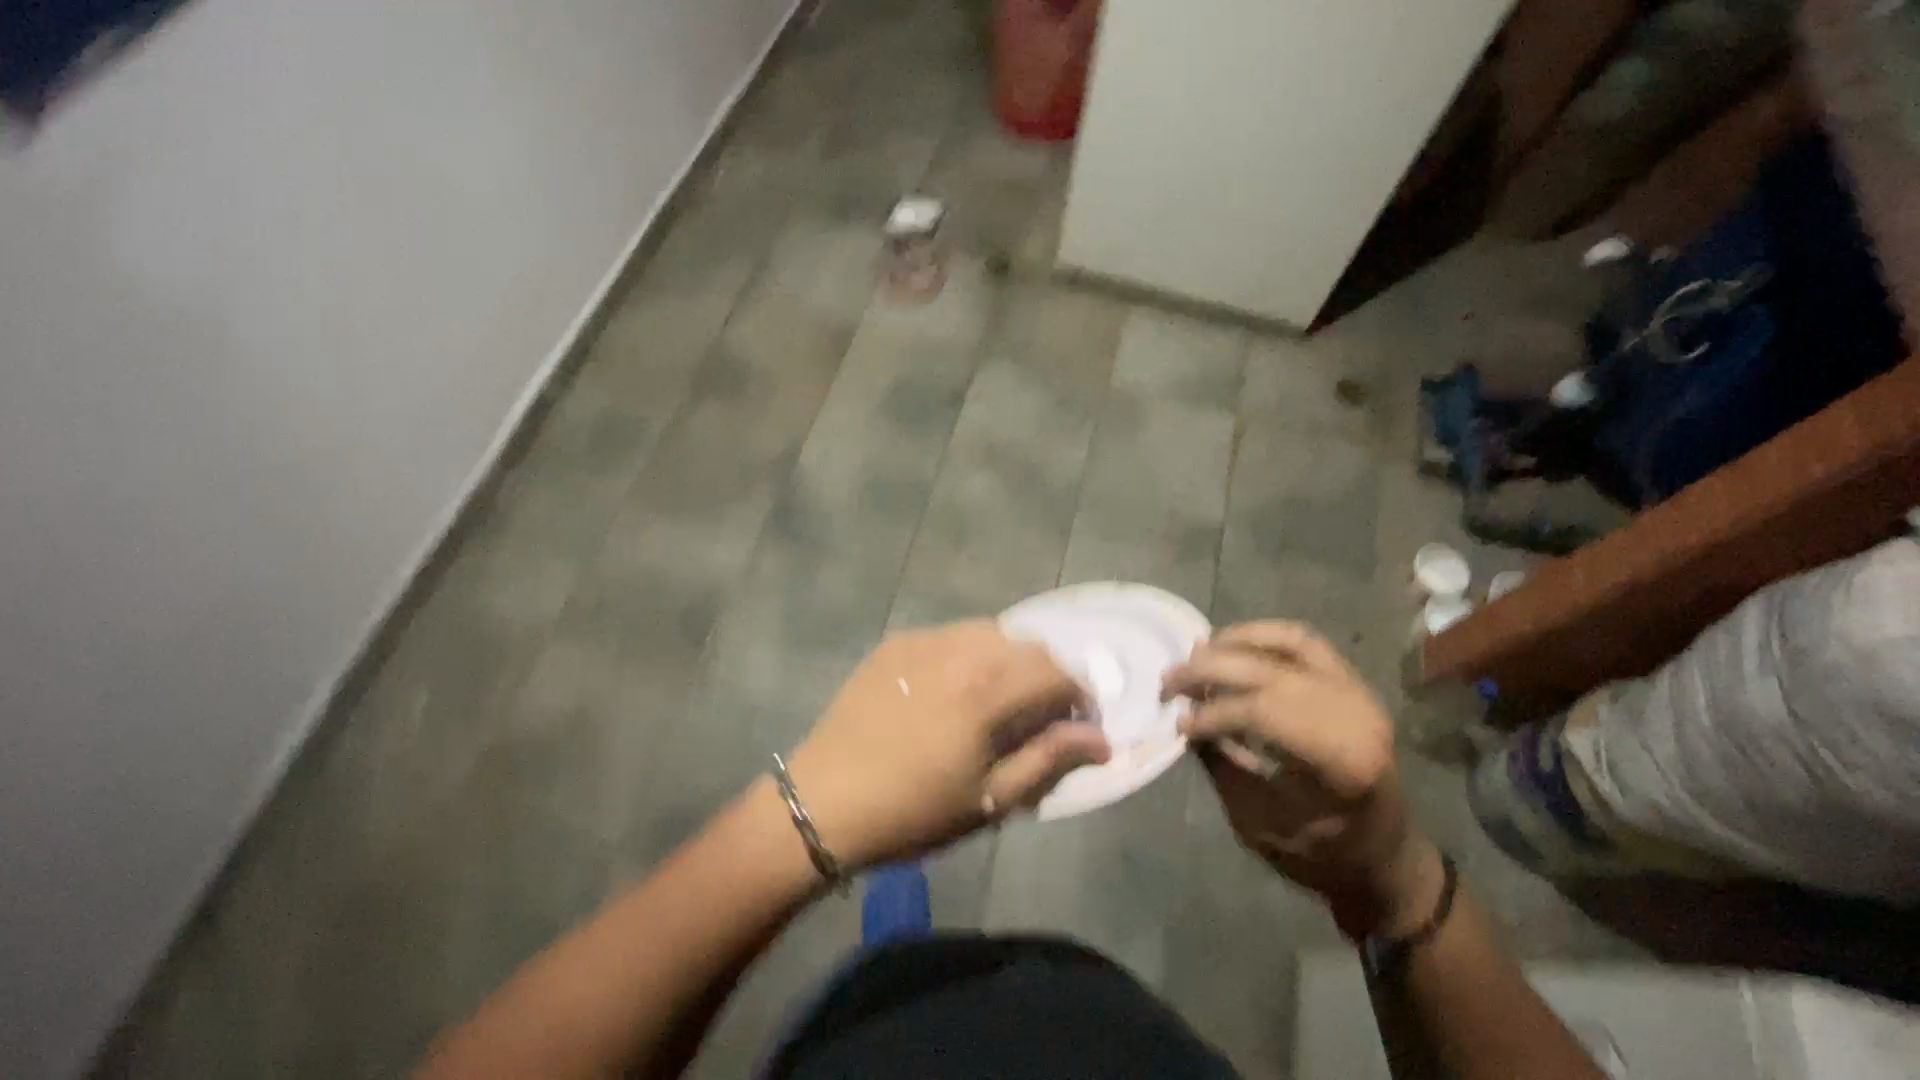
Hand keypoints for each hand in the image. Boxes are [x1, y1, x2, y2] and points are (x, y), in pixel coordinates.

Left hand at [786, 621, 1110, 870]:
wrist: (824, 803)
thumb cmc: (914, 811)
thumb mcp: (990, 798)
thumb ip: (1049, 760)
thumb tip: (1101, 741)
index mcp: (989, 689)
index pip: (1058, 672)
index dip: (1080, 697)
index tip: (1078, 727)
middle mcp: (960, 650)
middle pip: (1027, 646)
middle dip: (1048, 676)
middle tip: (1042, 718)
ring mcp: (923, 641)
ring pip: (989, 633)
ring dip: (1009, 661)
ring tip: (999, 702)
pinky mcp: (894, 644)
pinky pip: (949, 637)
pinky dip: (969, 655)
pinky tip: (954, 691)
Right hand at [1164, 621, 1439, 938]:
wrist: (1382, 851)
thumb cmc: (1320, 852)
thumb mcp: (1259, 821)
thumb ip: (1224, 764)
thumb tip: (1185, 718)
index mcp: (1342, 760)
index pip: (1264, 712)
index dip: (1213, 712)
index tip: (1178, 723)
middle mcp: (1355, 714)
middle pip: (1270, 670)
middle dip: (1211, 669)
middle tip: (1168, 680)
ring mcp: (1358, 691)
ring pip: (1288, 642)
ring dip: (1234, 642)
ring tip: (1195, 656)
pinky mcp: (1351, 681)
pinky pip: (1302, 641)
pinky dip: (1260, 636)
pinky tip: (1228, 647)